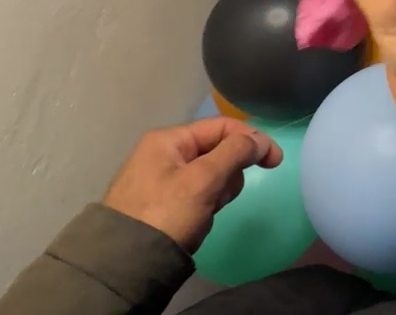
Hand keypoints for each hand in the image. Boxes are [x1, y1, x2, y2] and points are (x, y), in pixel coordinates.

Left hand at [100, 117, 282, 251]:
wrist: (120, 270)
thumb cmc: (164, 215)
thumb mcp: (203, 180)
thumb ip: (236, 152)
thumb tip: (261, 140)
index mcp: (168, 139)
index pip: (223, 126)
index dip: (253, 139)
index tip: (275, 161)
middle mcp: (161, 153)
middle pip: (217, 149)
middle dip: (229, 172)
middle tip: (222, 195)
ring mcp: (158, 179)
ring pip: (209, 173)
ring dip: (216, 191)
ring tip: (205, 211)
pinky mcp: (158, 203)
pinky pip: (195, 193)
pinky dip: (204, 204)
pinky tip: (196, 220)